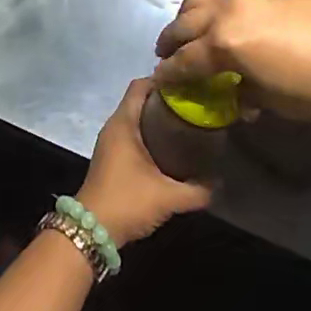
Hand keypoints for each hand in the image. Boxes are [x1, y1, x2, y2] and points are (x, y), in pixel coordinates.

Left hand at [75, 79, 211, 245]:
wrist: (91, 231)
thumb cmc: (127, 201)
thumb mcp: (168, 196)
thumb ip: (198, 190)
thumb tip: (220, 182)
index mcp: (123, 123)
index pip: (140, 85)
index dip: (163, 79)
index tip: (188, 83)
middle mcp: (114, 126)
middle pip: (140, 99)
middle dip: (165, 98)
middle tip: (194, 103)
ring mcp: (111, 142)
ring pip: (136, 117)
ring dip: (158, 117)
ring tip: (187, 122)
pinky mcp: (112, 157)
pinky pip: (133, 133)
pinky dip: (150, 133)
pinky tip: (171, 147)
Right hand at [153, 0, 310, 119]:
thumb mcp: (280, 102)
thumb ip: (246, 94)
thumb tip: (235, 94)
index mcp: (226, 41)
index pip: (184, 58)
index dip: (169, 73)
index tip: (161, 83)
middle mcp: (229, 11)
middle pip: (184, 21)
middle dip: (170, 41)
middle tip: (168, 58)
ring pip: (202, 0)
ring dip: (189, 19)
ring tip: (192, 38)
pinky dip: (213, 11)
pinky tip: (227, 29)